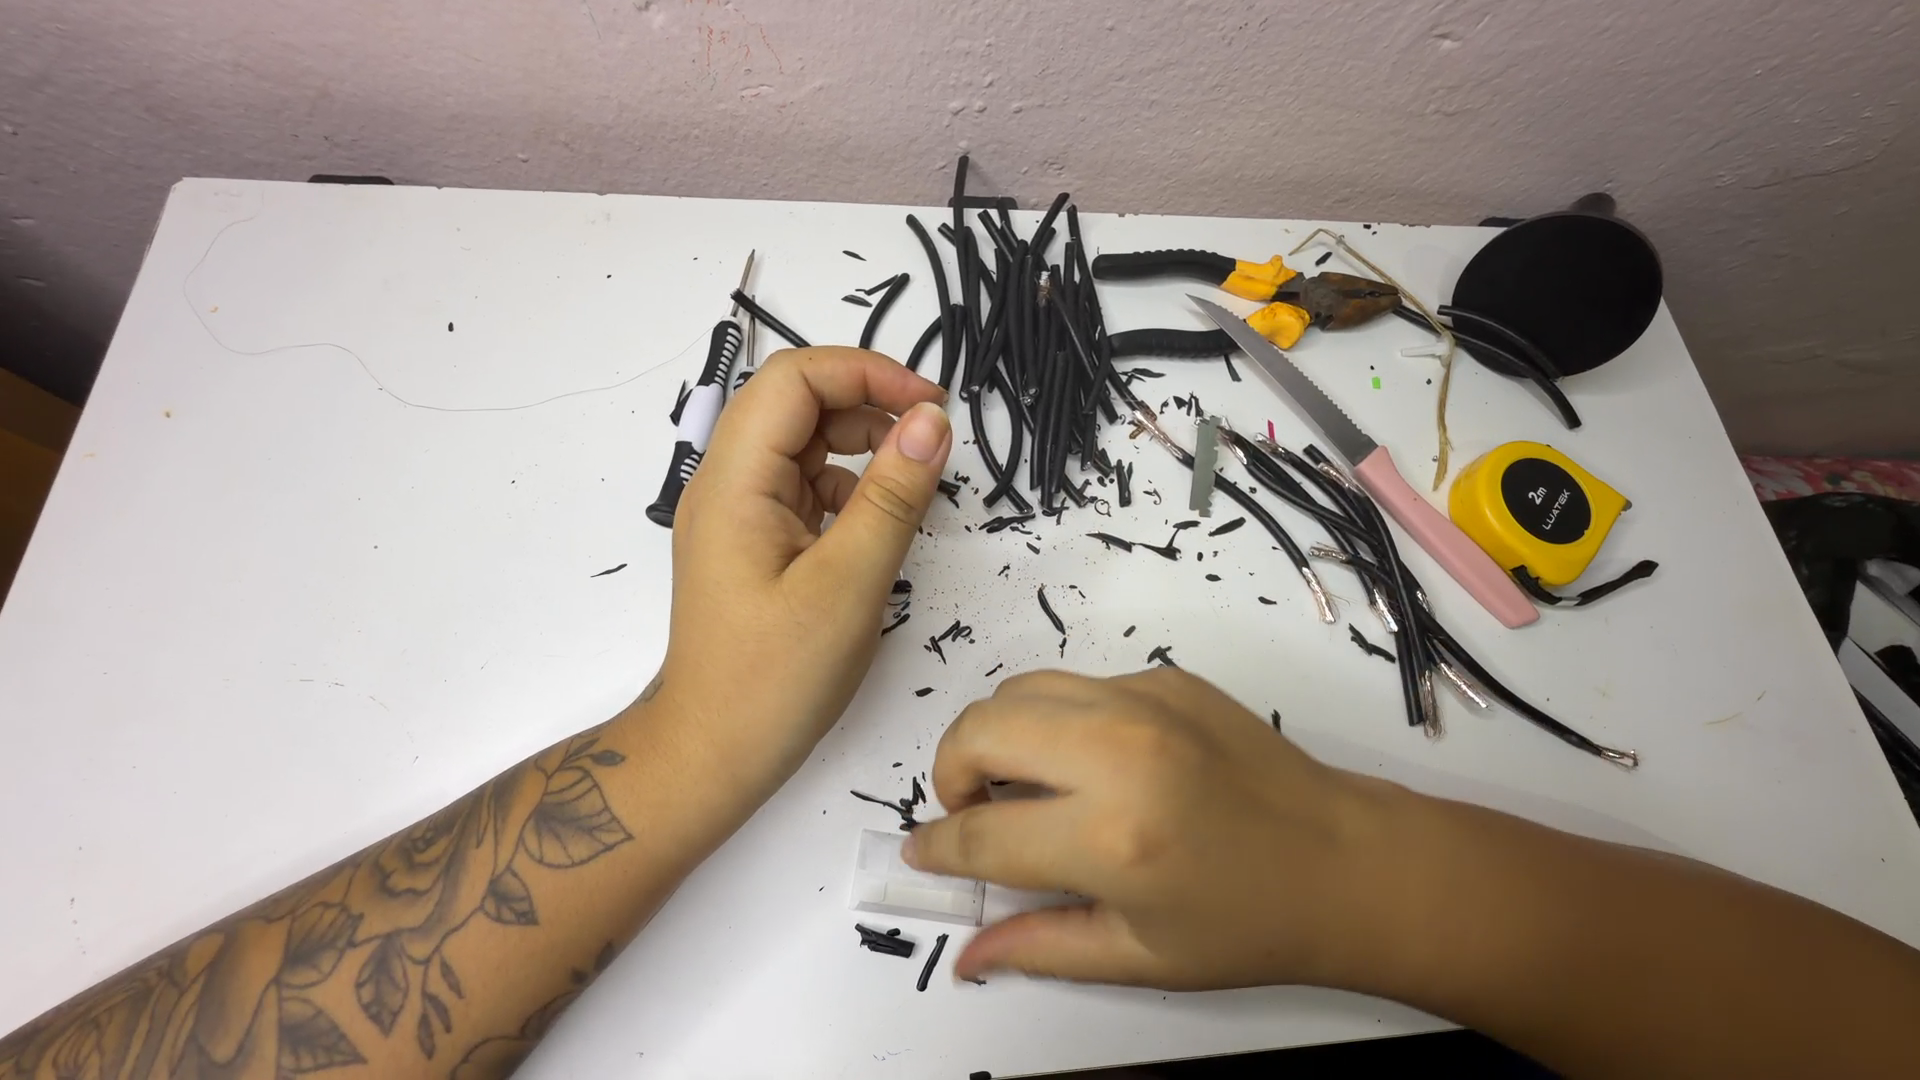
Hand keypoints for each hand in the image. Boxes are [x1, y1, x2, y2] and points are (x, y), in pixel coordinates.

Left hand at [657, 347, 952, 784]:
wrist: (716, 753)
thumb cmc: (776, 677)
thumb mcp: (850, 584)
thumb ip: (893, 495)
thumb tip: (933, 421)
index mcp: (734, 482)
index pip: (794, 380)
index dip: (866, 372)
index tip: (932, 405)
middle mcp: (728, 484)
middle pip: (795, 403)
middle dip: (867, 403)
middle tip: (931, 436)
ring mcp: (740, 513)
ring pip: (803, 444)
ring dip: (861, 445)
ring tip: (913, 480)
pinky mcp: (756, 540)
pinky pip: (806, 487)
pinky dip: (850, 487)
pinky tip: (878, 522)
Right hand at [903, 667, 1392, 989]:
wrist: (1346, 859)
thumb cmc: (1246, 924)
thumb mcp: (1139, 956)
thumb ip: (1038, 947)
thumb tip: (962, 957)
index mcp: (1112, 837)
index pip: (983, 832)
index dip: (938, 845)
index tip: (922, 850)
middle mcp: (1118, 751)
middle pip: (980, 728)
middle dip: (951, 769)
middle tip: (973, 808)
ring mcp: (1143, 700)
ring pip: (1019, 689)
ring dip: (997, 733)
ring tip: (1023, 780)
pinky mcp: (1164, 676)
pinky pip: (1075, 684)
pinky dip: (1056, 720)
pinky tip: (1089, 762)